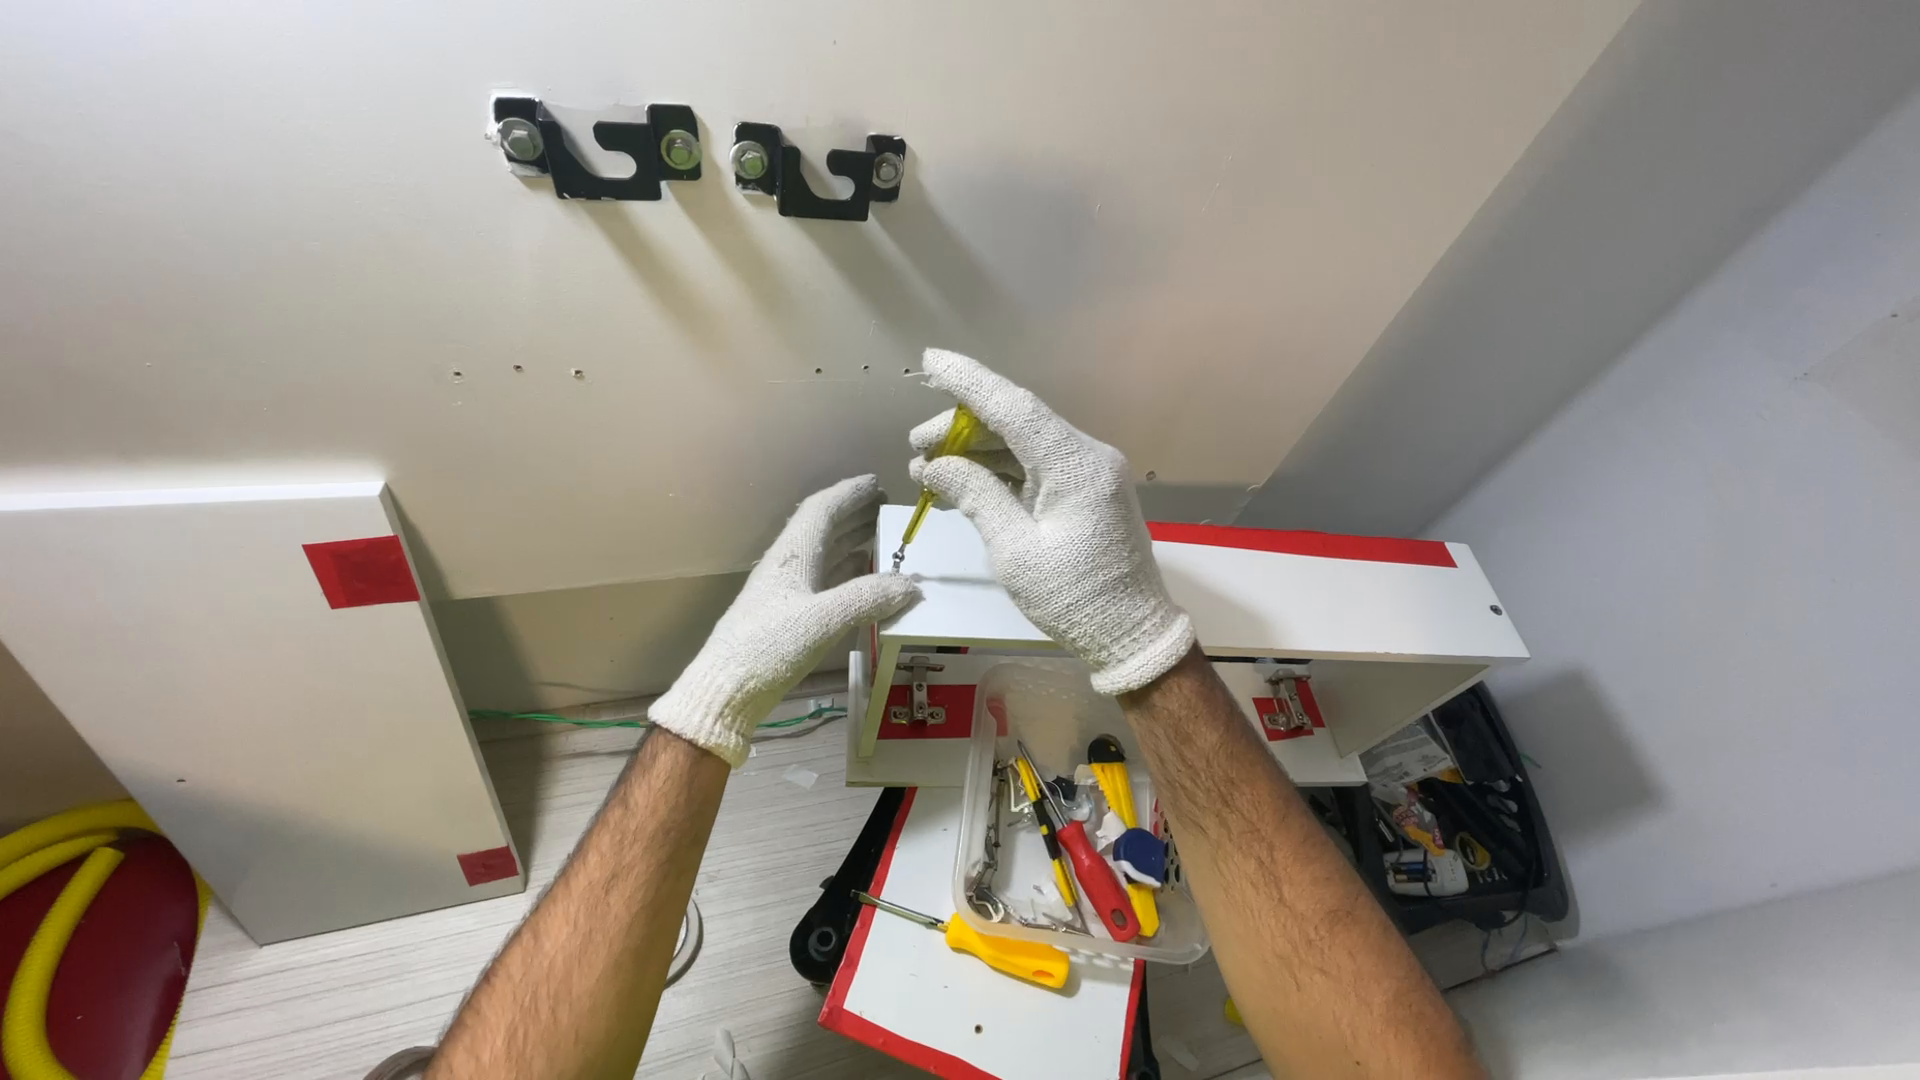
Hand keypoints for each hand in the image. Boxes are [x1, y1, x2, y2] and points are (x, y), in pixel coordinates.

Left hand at [649, 475, 918, 765]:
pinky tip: (863, 578)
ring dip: (851, 542)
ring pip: (824, 555)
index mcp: (791, 556)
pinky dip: (847, 573)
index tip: (875, 482)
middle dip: (854, 514)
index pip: (821, 510)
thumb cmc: (768, 648)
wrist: (725, 692)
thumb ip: (867, 599)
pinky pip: (825, 581)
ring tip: (882, 537)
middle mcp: (788, 566)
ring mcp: (786, 592)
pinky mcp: (789, 616)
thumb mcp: (823, 621)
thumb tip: (912, 585)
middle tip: (886, 508)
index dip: (849, 493)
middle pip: (823, 529)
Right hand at [908, 349, 1193, 693]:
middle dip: (961, 427)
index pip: (1015, 407)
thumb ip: (976, 497)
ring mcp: (1088, 471)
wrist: (1129, 632)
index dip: (969, 382)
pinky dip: (998, 470)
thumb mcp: (1015, 551)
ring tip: (928, 467)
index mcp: (1075, 466)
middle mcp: (1087, 456)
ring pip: (1023, 443)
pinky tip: (960, 480)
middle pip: (1016, 422)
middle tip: (916, 445)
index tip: (930, 362)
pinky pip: (1035, 465)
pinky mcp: (1084, 489)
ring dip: (975, 450)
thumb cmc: (1073, 598)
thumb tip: (936, 465)